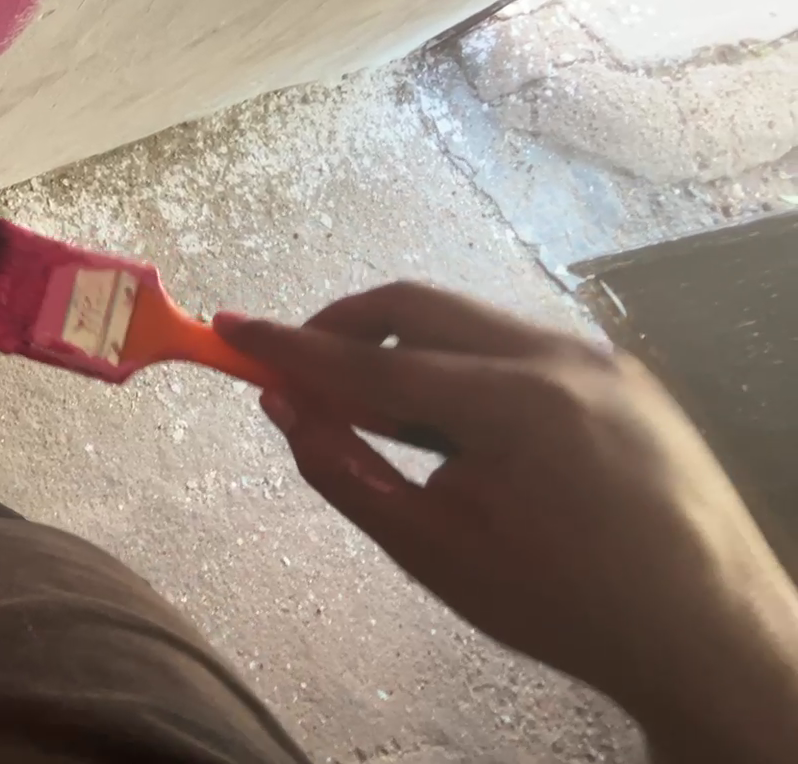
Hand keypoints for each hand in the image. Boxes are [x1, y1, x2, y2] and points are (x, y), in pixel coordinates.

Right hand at [214, 283, 797, 760]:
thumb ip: (337, 464)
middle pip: (410, 305)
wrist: (722, 646)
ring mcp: (595, 357)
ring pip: (453, 316)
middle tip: (299, 366)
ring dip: (390, 344)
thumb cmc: (558, 602)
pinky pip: (496, 339)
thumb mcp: (424, 545)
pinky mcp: (614, 369)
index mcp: (514, 407)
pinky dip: (443, 358)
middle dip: (337, 326)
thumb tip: (279, 402)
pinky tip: (441, 414)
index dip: (286, 346)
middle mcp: (558, 359)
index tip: (228, 327)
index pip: (366, 364)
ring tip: (372, 404)